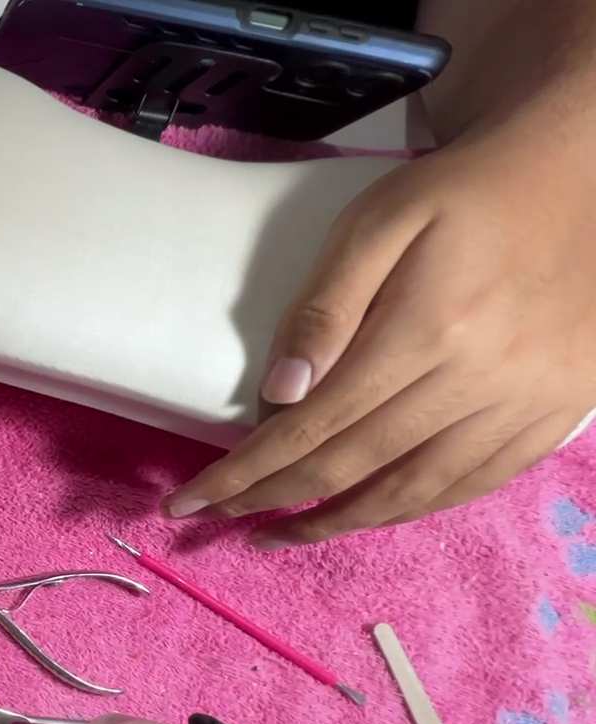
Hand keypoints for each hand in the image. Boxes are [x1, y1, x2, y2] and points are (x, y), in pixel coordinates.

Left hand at [161, 122, 595, 548]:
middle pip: (349, 467)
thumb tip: (279, 392)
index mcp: (429, 333)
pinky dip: (410, 508)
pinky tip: (360, 516)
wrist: (579, 167)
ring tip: (272, 535)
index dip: (240, 474)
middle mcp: (487, 377)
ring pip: (415, 491)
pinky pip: (478, 480)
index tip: (186, 502)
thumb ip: (321, 312)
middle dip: (267, 500)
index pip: (306, 430)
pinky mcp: (564, 405)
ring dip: (334, 524)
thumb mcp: (371, 230)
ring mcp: (534, 396)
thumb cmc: (453, 197)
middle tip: (212, 519)